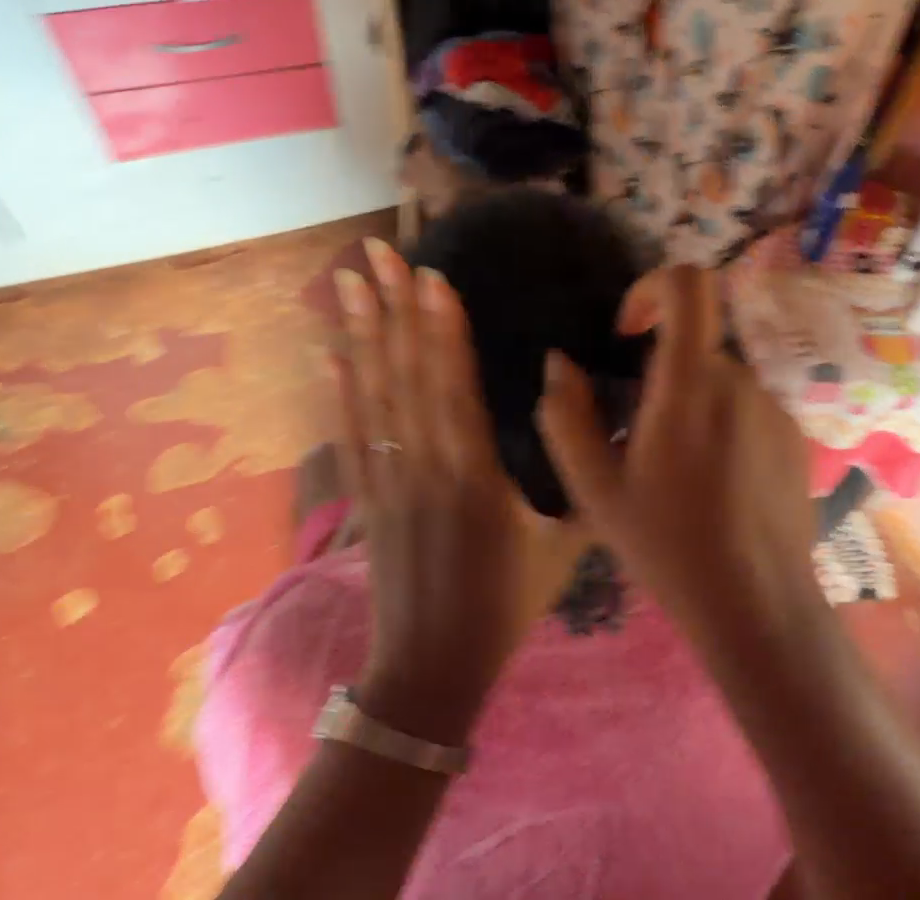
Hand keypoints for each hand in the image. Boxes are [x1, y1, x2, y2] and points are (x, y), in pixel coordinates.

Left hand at [332, 239, 583, 739]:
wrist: (432, 669)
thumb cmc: (505, 606)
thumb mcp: (561, 545)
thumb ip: (574, 480)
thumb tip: (587, 419)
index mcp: (474, 477)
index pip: (453, 387)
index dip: (440, 328)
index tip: (430, 275)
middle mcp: (424, 467)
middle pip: (405, 374)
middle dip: (392, 307)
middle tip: (377, 249)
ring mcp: (387, 479)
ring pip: (372, 393)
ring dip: (360, 332)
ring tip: (348, 279)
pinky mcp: (365, 497)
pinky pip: (351, 431)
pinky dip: (340, 386)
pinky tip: (332, 349)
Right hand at [534, 265, 822, 640]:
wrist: (757, 604)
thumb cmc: (666, 548)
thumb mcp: (594, 490)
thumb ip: (565, 415)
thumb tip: (561, 362)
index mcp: (688, 387)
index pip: (689, 285)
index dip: (652, 289)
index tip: (628, 333)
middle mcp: (740, 382)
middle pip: (694, 344)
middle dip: (660, 373)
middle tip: (637, 437)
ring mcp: (775, 407)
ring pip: (719, 380)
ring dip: (690, 403)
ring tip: (676, 472)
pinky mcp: (795, 434)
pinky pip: (747, 408)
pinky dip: (722, 425)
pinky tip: (714, 487)